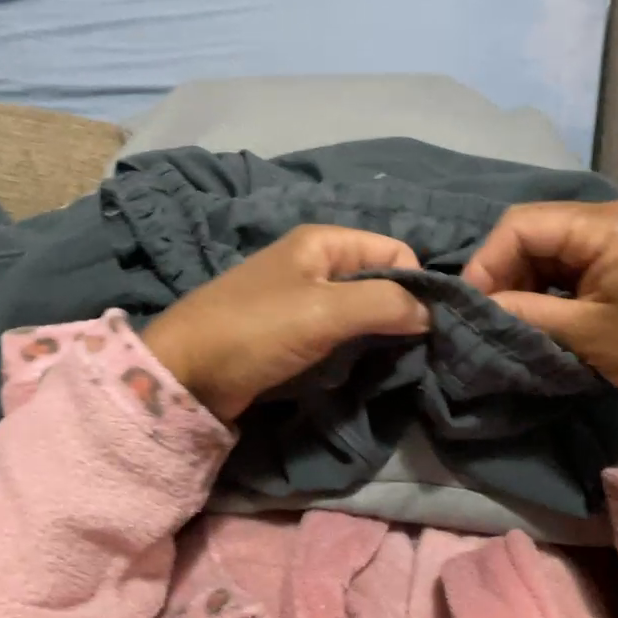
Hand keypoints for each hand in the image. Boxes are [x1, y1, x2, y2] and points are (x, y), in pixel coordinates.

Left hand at [141, 225, 430, 422]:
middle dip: (400, 313)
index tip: (425, 329)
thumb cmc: (255, 331)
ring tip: (389, 364)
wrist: (185, 375)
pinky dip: (353, 350)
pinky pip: (338, 334)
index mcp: (323, 242)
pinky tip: (358, 369)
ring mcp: (301, 299)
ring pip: (360, 311)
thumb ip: (384, 304)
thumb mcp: (325, 312)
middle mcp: (315, 263)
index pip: (396, 251)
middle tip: (413, 352)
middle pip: (380, 281)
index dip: (416, 285)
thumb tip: (432, 314)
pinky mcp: (291, 333)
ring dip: (377, 336)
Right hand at [463, 200, 617, 460]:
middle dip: (503, 272)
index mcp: (608, 224)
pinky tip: (537, 315)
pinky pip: (573, 263)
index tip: (468, 305)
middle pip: (535, 231)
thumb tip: (470, 308)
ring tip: (507, 320)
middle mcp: (614, 217)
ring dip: (523, 282)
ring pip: (550, 249)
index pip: (522, 224)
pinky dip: (548, 287)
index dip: (487, 261)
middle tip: (484, 316)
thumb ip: (522, 313)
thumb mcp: (585, 334)